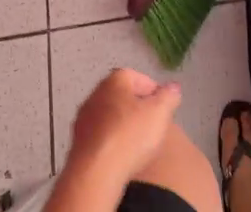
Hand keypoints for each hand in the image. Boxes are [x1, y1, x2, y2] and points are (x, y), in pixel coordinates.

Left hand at [63, 69, 183, 184]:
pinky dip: (111, 140)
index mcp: (115, 80)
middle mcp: (95, 94)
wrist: (95, 173)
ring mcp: (83, 118)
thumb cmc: (130, 136)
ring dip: (122, 124)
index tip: (164, 108)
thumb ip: (169, 96)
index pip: (138, 77)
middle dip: (137, 108)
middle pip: (122, 96)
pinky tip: (120, 154)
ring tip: (137, 142)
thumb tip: (173, 87)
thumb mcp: (160, 113)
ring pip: (109, 116)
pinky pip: (100, 135)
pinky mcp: (77, 142)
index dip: (154, 91)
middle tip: (153, 123)